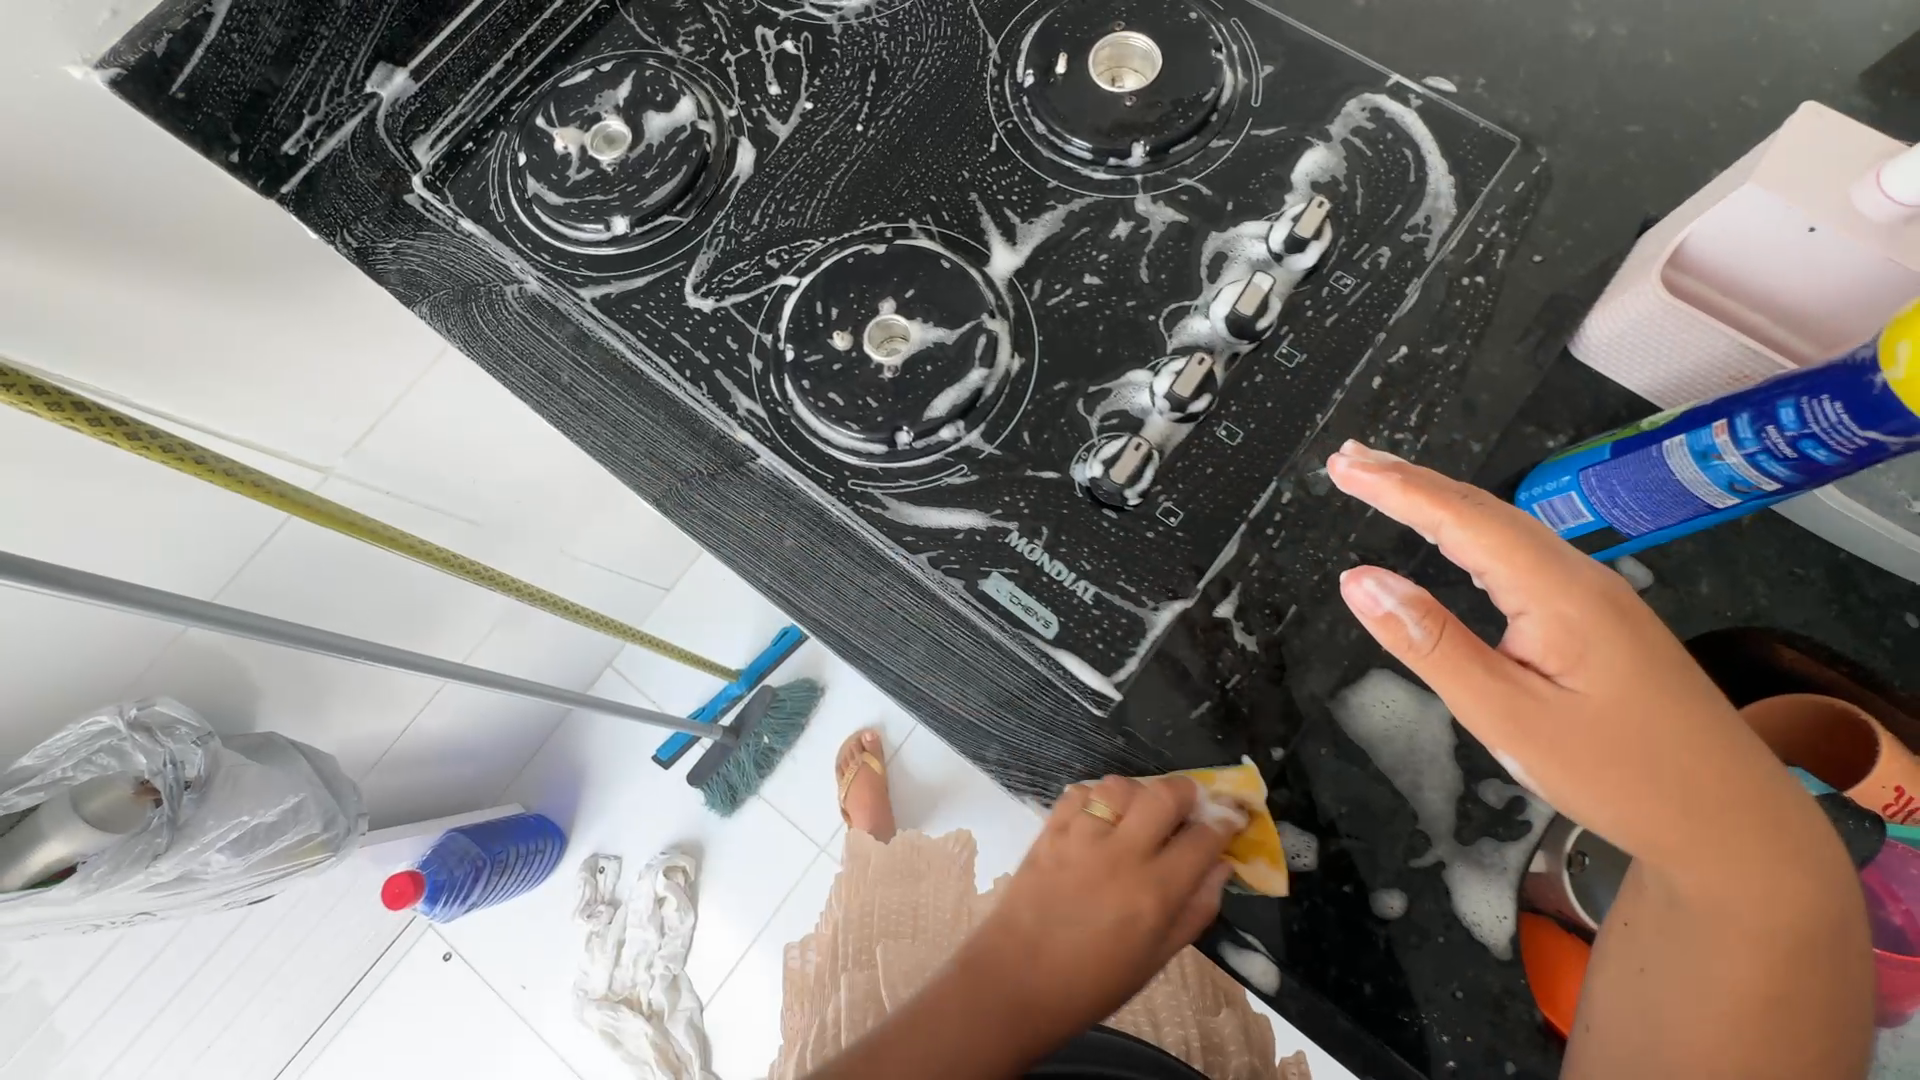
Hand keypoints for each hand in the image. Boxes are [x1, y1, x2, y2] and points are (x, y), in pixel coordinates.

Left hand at [958, 775, 1239, 1046]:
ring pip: (1121, 784)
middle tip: (1189, 806)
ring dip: (1139, 792)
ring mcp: (1081, 837)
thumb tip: (1221, 866)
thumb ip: (1195, 908)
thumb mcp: (1158, 957)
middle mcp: (1121, 855)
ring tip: (1140, 812)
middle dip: (1187, 793)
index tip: (1232, 816)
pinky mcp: (1049, 829)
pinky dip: (1096, 795)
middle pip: (1165, 794)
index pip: (1203, 838)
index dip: (1226, 822)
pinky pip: (1080, 791)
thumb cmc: (1095, 980)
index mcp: (1155, 892)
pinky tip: (1101, 816)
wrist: (1018, 979)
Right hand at [1325, 440, 1825, 876]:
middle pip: (1484, 510)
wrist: (1734, 824)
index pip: (1462, 520)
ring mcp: (1594, 594)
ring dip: (1437, 500)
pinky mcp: (1597, 616)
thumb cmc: (1614, 773)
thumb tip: (1357, 578)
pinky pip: (1519, 554)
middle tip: (1347, 459)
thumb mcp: (1505, 716)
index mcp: (1558, 591)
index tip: (1340, 465)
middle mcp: (1579, 576)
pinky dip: (1467, 530)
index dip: (1396, 488)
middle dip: (1410, 479)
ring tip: (1382, 481)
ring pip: (1504, 528)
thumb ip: (1429, 643)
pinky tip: (1451, 534)